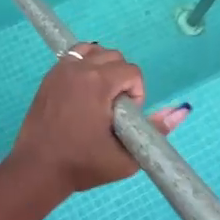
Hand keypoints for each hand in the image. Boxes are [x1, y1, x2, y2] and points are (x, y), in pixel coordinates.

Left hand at [7, 43, 190, 196]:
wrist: (38, 169)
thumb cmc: (82, 165)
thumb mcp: (126, 156)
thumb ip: (156, 131)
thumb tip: (182, 110)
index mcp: (98, 83)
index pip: (131, 71)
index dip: (136, 93)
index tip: (125, 117)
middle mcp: (79, 68)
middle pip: (114, 56)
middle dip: (122, 79)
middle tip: (114, 109)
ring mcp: (61, 70)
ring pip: (93, 50)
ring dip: (104, 67)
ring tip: (101, 96)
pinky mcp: (49, 77)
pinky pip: (73, 56)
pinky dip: (84, 65)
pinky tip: (84, 91)